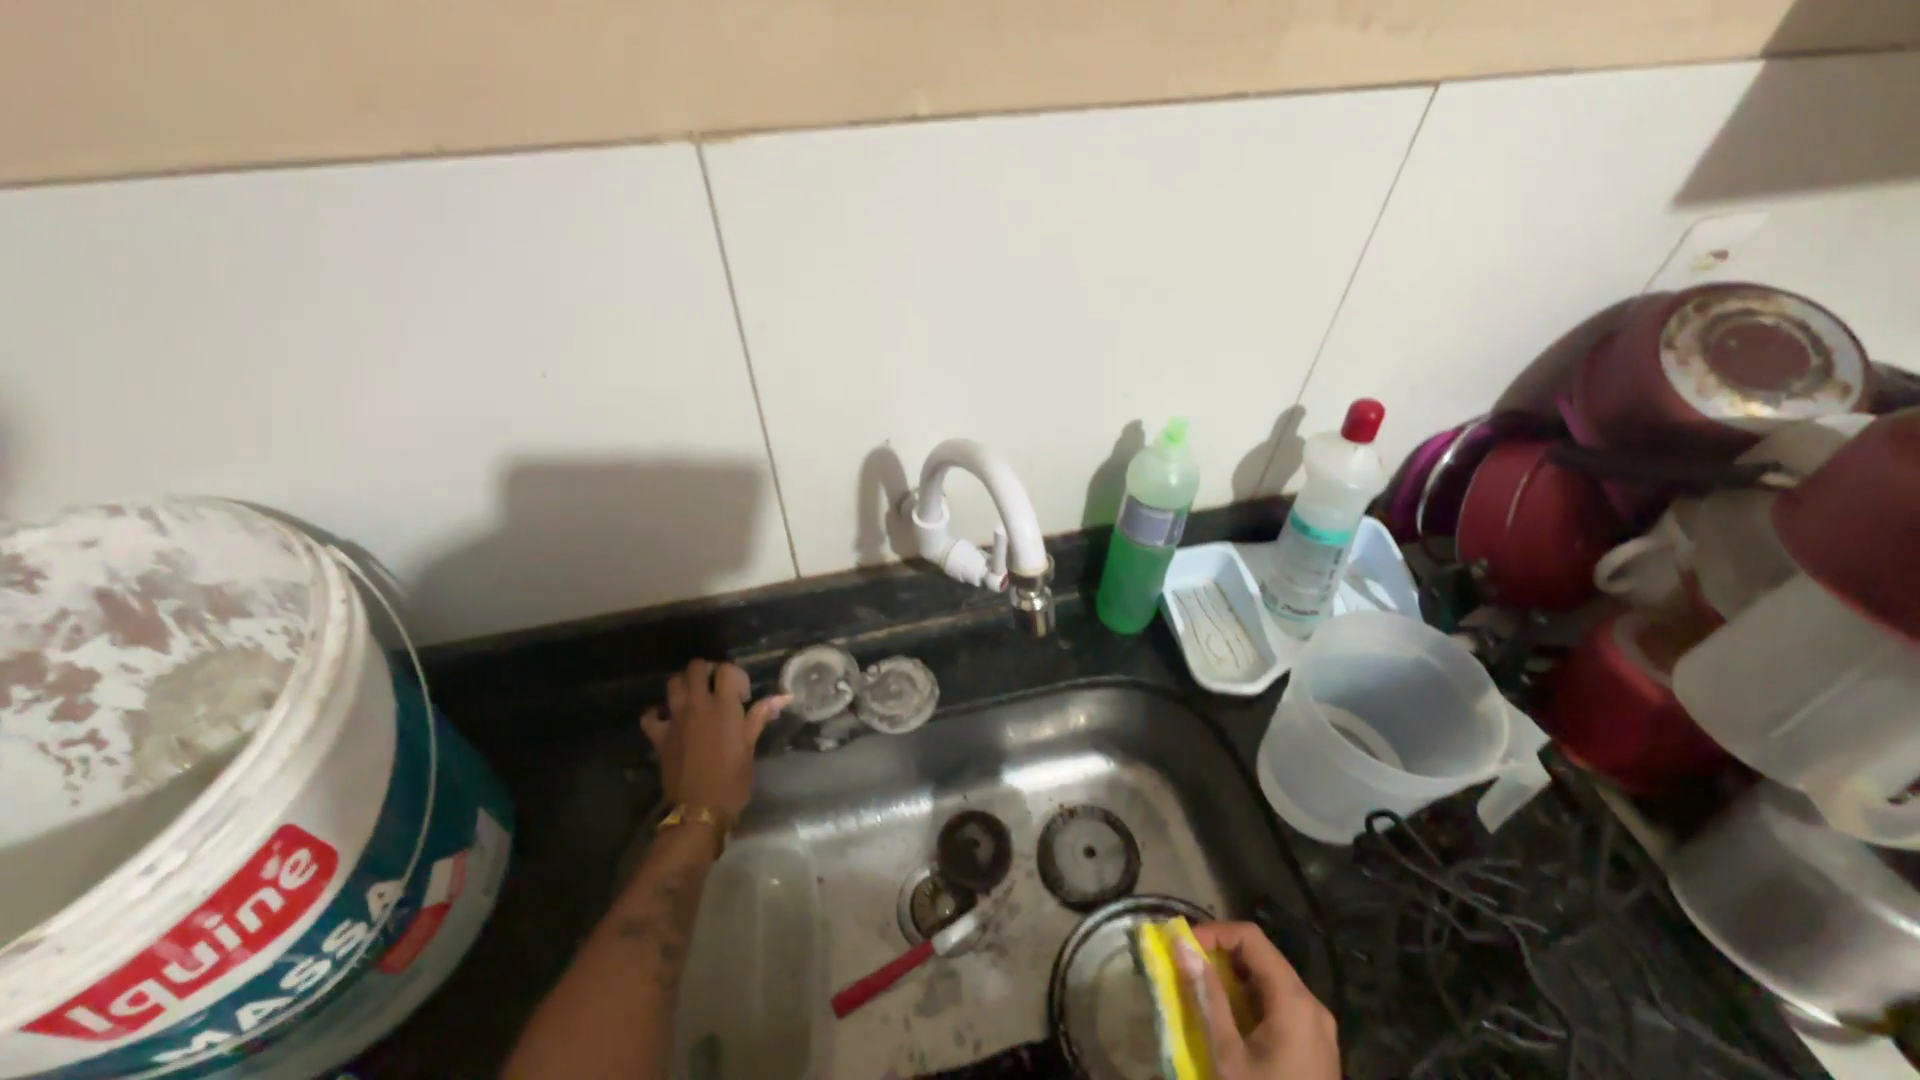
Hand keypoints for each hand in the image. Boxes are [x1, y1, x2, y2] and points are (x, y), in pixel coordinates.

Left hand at [640, 660, 789, 820]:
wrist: (700, 808)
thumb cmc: (733, 779)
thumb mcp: (750, 747)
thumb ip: (759, 717)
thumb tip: (782, 697)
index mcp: (723, 707)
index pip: (726, 670)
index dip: (736, 676)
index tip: (742, 696)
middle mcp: (697, 706)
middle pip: (696, 668)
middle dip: (707, 671)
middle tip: (716, 688)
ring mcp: (675, 719)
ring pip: (673, 683)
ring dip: (684, 685)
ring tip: (694, 699)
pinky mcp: (659, 736)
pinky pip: (650, 716)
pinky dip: (656, 714)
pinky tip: (666, 719)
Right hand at [1180, 921, 1339, 1079]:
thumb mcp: (1228, 1054)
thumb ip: (1208, 997)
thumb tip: (1183, 946)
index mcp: (1293, 1000)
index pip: (1251, 938)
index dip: (1214, 932)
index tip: (1182, 947)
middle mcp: (1311, 1002)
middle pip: (1263, 956)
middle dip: (1221, 954)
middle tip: (1184, 966)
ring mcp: (1318, 1024)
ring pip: (1271, 979)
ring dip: (1234, 976)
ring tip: (1200, 989)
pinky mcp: (1315, 1042)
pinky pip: (1281, 1003)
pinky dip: (1251, 998)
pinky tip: (1228, 1016)